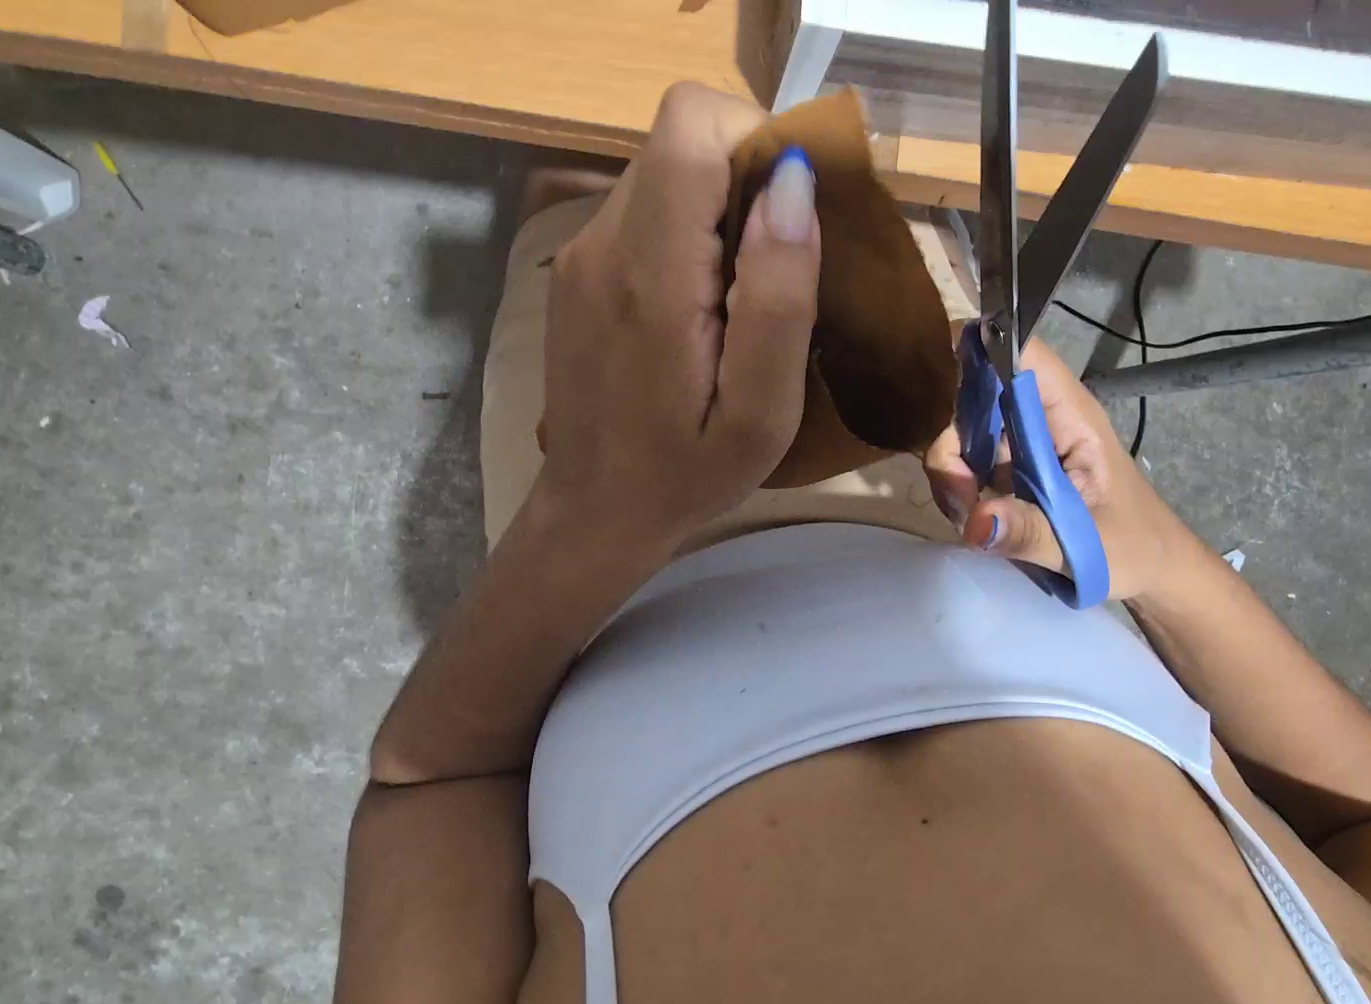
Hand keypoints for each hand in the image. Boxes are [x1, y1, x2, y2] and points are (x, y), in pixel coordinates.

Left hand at [536, 83, 821, 549]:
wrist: (595, 512)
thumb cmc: (687, 475)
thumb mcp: (761, 413)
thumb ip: (780, 298)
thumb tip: (793, 183)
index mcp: (651, 274)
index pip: (691, 124)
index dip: (755, 140)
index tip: (792, 213)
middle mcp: (602, 244)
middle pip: (678, 141)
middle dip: (743, 178)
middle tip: (773, 268)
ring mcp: (580, 255)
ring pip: (661, 173)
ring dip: (716, 211)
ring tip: (737, 298)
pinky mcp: (576, 273)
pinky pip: (642, 213)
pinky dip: (685, 234)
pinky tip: (698, 309)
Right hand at [922, 338, 1203, 601]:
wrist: (1152, 573)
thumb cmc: (1135, 548)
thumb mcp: (1086, 544)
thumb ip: (1028, 532)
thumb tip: (974, 521)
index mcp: (1071, 418)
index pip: (1026, 357)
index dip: (985, 349)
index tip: (947, 380)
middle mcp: (1039, 423)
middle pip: (975, 402)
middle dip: (954, 448)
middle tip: (963, 500)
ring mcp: (1019, 449)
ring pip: (963, 440)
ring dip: (952, 479)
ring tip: (971, 523)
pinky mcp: (1008, 476)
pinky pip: (967, 470)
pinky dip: (958, 496)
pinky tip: (973, 525)